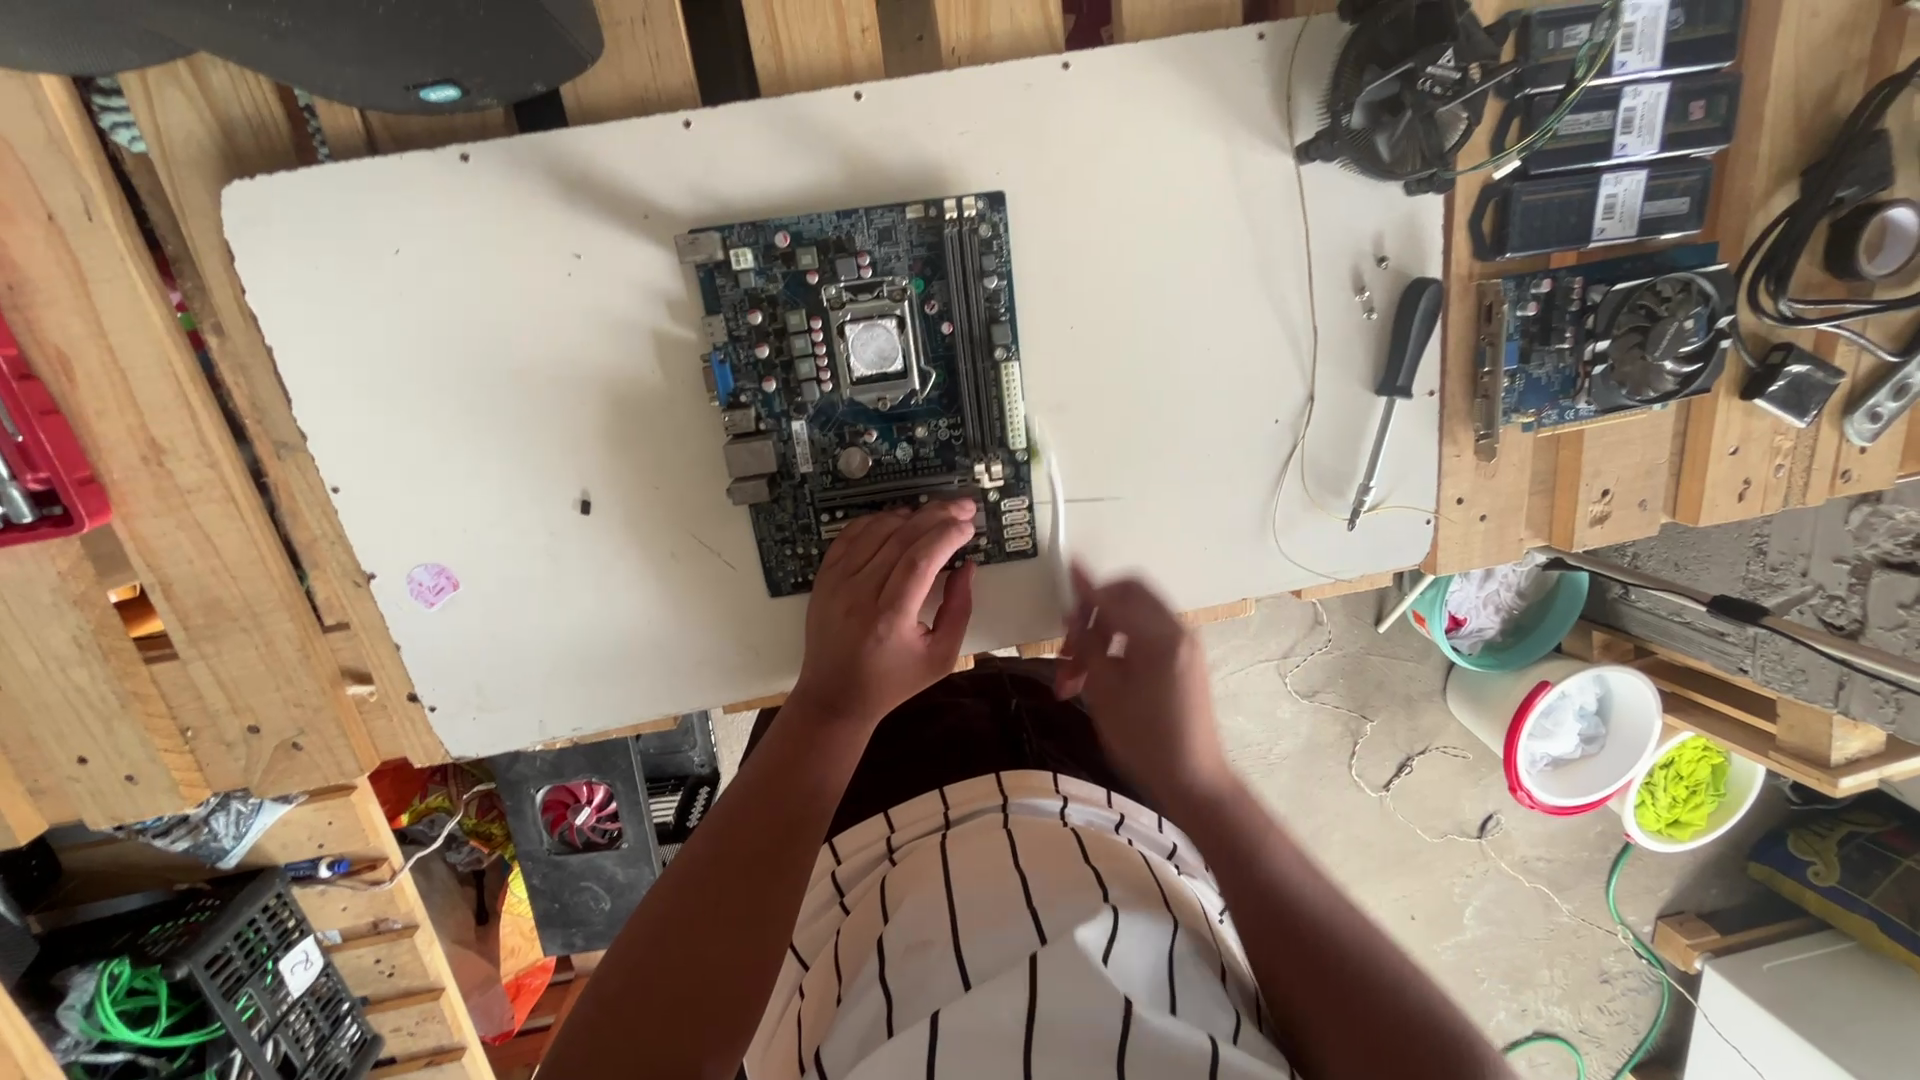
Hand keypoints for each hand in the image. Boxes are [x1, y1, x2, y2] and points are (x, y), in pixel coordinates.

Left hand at [788, 500, 976, 728]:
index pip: (920, 560)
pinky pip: (849, 536)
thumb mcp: (940, 657)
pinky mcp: (823, 578)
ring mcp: (836, 583)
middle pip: (900, 538)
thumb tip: (967, 566)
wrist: (835, 697)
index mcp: (890, 618)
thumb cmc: (893, 682)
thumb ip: (959, 610)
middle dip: (936, 515)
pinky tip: (899, 519)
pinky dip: (876, 520)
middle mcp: (858, 594)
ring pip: (875, 530)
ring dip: (909, 515)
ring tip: (936, 513)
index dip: (946, 535)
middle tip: (963, 506)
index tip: (969, 525)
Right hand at [1054, 563, 1231, 805]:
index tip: (1063, 572)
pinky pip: (1146, 637)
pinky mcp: (1184, 660)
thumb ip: (1088, 643)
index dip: (1085, 587)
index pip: (1115, 596)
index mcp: (1159, 636)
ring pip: (1133, 619)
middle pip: (1128, 597)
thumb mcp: (1104, 690)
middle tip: (1067, 649)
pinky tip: (1097, 679)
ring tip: (1073, 679)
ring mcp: (1184, 645)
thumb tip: (1074, 609)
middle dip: (1092, 615)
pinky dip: (1119, 647)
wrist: (1193, 780)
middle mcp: (1177, 630)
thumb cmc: (1144, 739)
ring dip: (1101, 637)